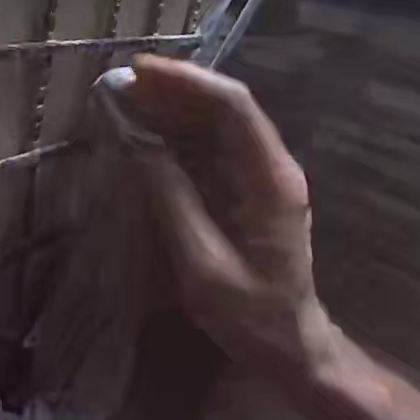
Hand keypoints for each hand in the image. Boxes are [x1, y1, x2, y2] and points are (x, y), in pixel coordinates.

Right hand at [118, 55, 334, 380]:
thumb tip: (137, 146)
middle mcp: (272, 164)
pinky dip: (181, 126)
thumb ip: (173, 201)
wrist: (293, 347)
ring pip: (219, 117)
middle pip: (226, 104)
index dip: (187, 82)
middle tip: (126, 80)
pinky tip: (152, 124)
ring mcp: (263, 171)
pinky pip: (215, 139)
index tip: (143, 72)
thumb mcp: (203, 266)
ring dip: (176, 102)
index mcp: (270, 178)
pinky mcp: (250, 182)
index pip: (233, 107)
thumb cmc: (251, 316)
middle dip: (176, 86)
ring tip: (131, 94)